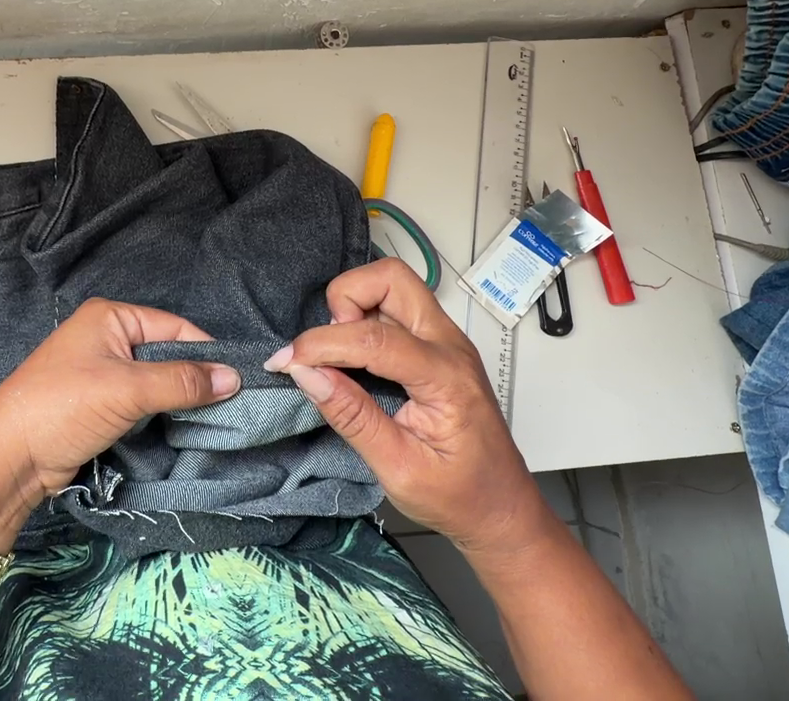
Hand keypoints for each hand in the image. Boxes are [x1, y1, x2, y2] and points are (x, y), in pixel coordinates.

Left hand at [0, 298, 241, 508]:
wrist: (10, 457)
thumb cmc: (65, 406)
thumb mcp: (128, 390)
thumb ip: (182, 382)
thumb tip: (234, 377)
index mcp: (110, 317)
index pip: (174, 327)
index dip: (207, 353)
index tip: (239, 383)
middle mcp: (106, 337)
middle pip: (166, 353)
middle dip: (194, 379)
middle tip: (231, 407)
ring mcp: (101, 371)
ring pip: (155, 380)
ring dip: (178, 400)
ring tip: (213, 421)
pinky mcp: (98, 402)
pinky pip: (141, 401)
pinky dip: (161, 413)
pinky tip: (182, 430)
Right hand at [264, 259, 549, 554]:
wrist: (502, 510)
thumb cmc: (458, 497)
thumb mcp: (398, 470)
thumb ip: (352, 417)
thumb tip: (305, 374)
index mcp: (447, 379)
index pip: (375, 338)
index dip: (321, 345)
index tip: (286, 363)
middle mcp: (450, 345)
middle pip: (391, 278)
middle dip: (345, 298)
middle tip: (328, 347)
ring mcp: (445, 339)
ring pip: (391, 284)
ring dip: (353, 305)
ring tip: (339, 354)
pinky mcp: (435, 343)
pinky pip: (392, 306)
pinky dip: (361, 317)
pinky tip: (352, 358)